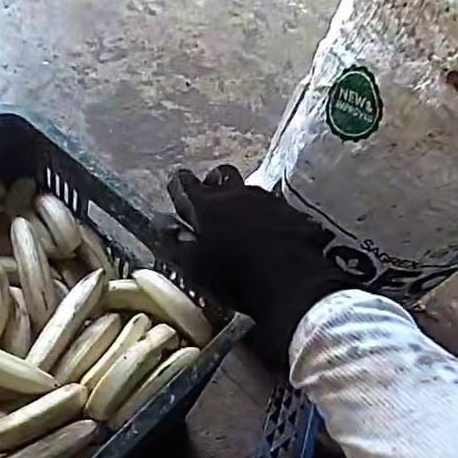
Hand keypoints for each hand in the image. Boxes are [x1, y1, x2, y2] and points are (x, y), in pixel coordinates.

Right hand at [162, 165, 356, 371]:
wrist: (292, 282)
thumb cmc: (234, 278)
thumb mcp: (195, 269)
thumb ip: (176, 245)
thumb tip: (165, 228)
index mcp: (206, 204)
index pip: (183, 183)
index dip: (178, 188)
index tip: (177, 196)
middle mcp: (236, 193)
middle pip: (220, 175)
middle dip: (212, 183)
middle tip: (210, 203)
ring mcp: (267, 199)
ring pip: (249, 189)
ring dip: (241, 201)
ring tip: (240, 222)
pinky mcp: (292, 212)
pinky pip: (274, 207)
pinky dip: (266, 216)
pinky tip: (269, 234)